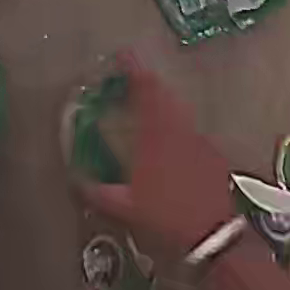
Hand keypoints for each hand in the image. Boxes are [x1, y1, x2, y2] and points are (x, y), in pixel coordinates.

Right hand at [78, 53, 236, 253]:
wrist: (213, 235)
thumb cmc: (166, 214)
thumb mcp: (126, 205)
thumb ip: (97, 191)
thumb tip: (75, 179)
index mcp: (154, 130)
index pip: (144, 87)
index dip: (132, 67)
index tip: (121, 54)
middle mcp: (176, 125)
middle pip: (161, 90)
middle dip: (143, 80)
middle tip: (128, 78)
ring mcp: (196, 136)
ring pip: (175, 106)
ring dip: (159, 99)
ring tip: (144, 103)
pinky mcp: (210, 150)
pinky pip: (188, 125)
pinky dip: (174, 122)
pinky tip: (168, 138)